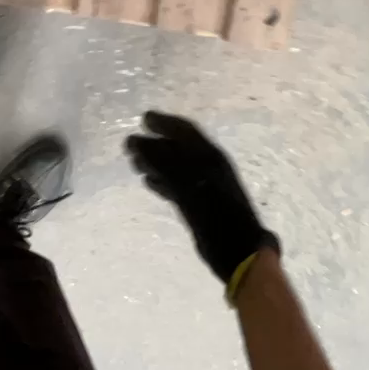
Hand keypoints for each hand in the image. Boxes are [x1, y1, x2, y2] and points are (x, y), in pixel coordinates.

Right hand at [126, 111, 278, 284]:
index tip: (144, 120)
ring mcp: (205, 185)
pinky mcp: (201, 203)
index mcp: (210, 156)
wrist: (237, 250)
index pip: (185, 131)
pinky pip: (178, 184)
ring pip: (176, 166)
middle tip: (131, 144)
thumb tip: (136, 142)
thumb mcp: (187, 183)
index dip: (164, 122)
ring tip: (135, 163)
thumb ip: (162, 161)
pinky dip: (163, 180)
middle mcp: (209, 166)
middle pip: (178, 147)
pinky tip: (149, 182)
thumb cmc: (214, 214)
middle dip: (155, 143)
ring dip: (156, 162)